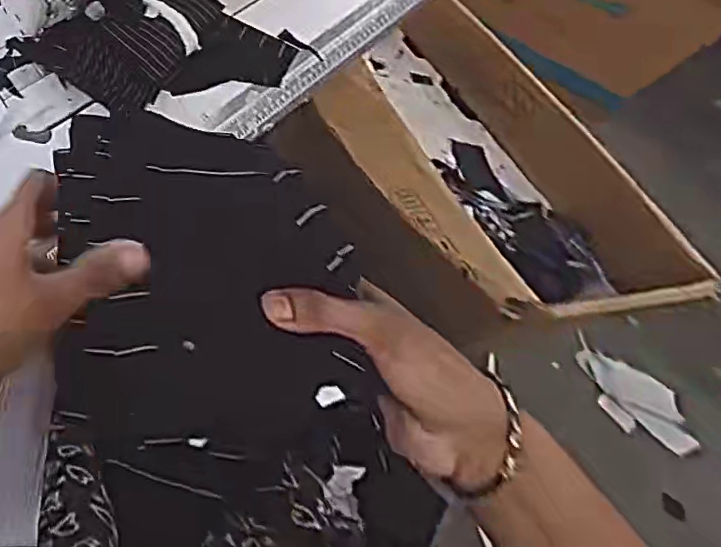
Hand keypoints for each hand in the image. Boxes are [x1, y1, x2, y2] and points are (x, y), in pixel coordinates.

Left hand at [0, 171, 150, 404]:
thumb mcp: (51, 302)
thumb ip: (94, 275)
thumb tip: (133, 251)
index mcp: (7, 226)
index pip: (36, 183)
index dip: (63, 181)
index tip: (87, 189)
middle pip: (29, 213)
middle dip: (61, 218)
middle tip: (92, 229)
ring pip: (19, 243)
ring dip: (48, 249)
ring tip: (78, 266)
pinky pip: (9, 268)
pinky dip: (33, 273)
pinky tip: (50, 302)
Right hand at [262, 283, 508, 491]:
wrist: (465, 445)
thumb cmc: (443, 377)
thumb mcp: (376, 329)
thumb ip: (324, 312)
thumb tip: (274, 302)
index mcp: (361, 298)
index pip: (313, 277)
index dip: (285, 276)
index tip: (254, 277)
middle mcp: (352, 327)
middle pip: (303, 315)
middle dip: (285, 317)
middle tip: (260, 313)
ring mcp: (348, 362)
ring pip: (304, 351)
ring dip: (292, 353)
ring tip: (274, 344)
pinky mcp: (343, 396)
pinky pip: (309, 386)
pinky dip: (300, 385)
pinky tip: (292, 379)